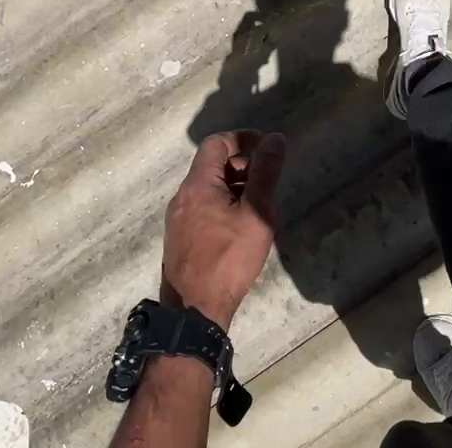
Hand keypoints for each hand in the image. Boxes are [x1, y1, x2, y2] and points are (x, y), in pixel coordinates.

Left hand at [160, 130, 286, 331]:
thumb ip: (265, 173)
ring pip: (207, 188)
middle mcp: (182, 197)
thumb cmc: (229, 258)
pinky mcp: (180, 239)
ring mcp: (177, 220)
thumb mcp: (256, 212)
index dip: (242, 138)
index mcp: (198, 185)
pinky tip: (241, 227)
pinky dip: (223, 204)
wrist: (194, 313)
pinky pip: (202, 207)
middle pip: (211, 165)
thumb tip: (274, 139)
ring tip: (259, 205)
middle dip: (242, 165)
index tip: (265, 146)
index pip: (216, 143)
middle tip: (267, 180)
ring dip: (234, 186)